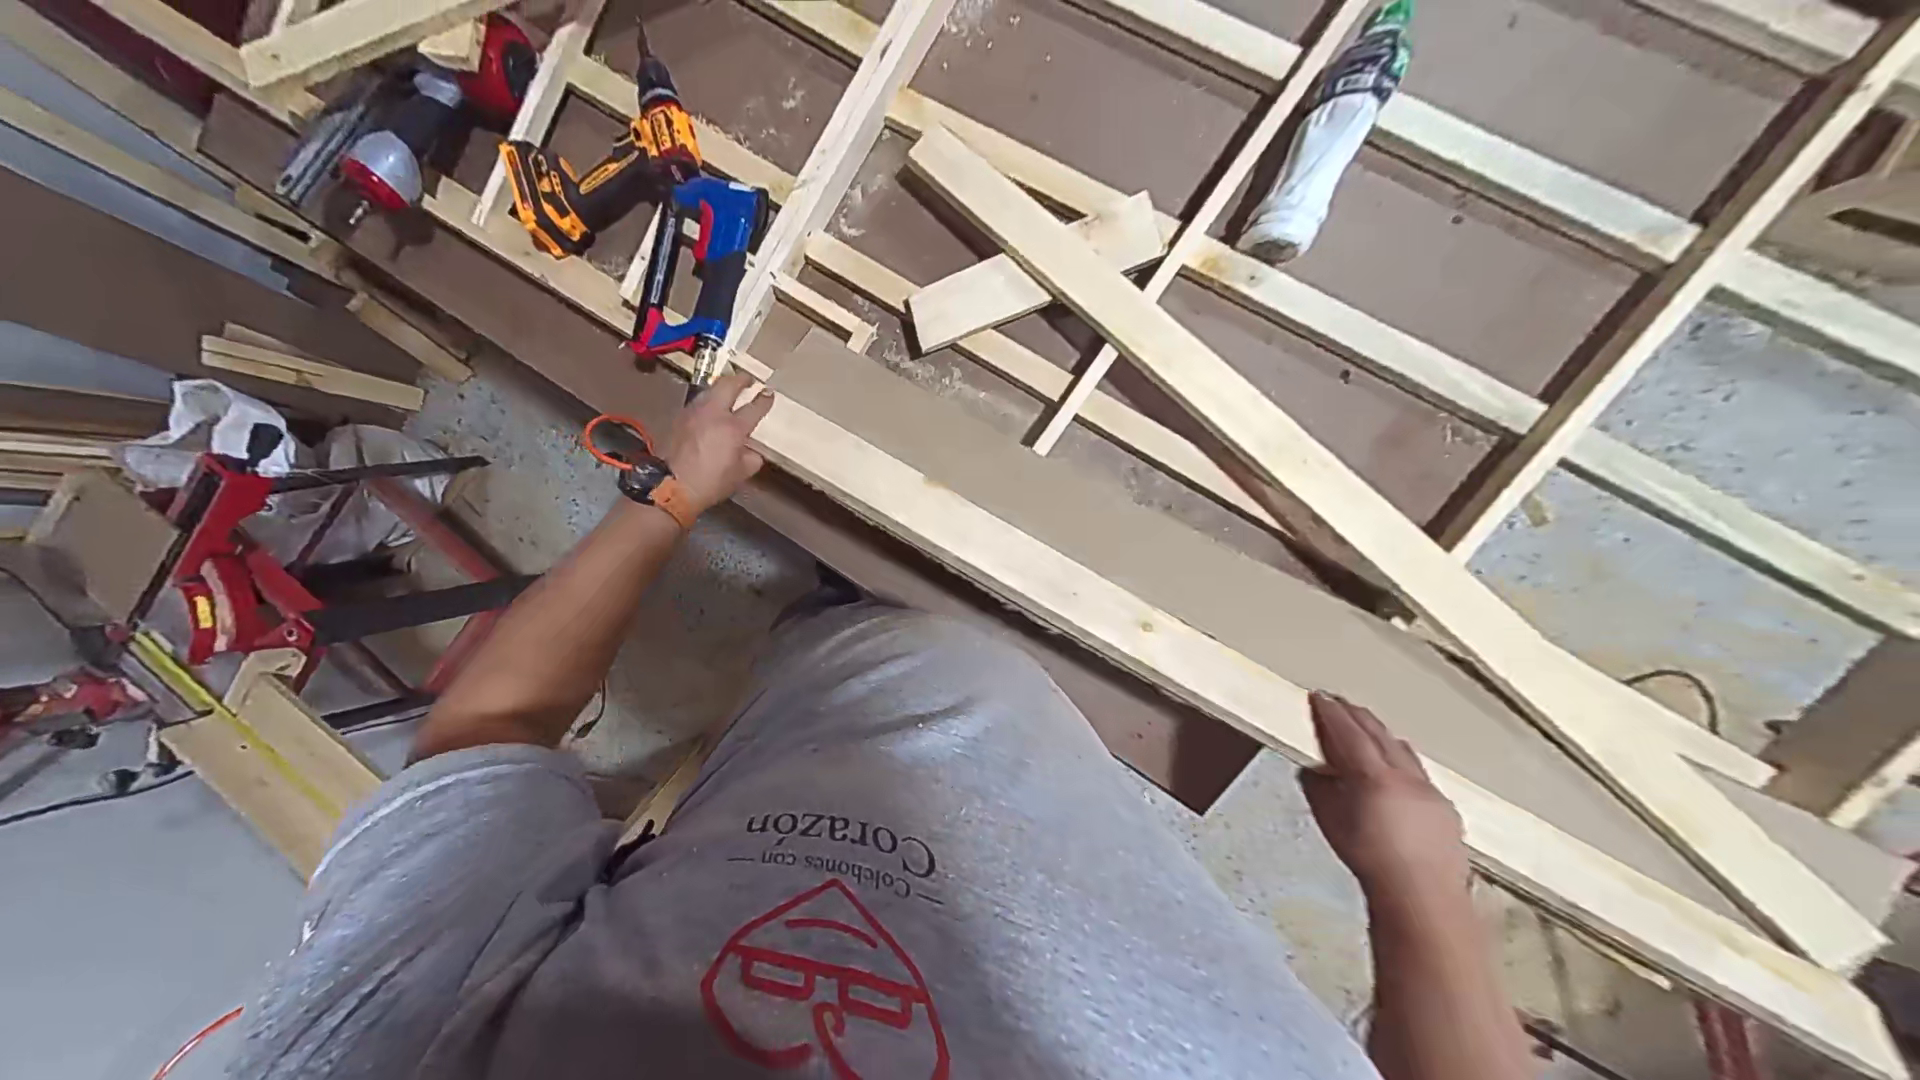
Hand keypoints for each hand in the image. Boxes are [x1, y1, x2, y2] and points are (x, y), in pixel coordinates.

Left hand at [661, 372, 775, 515]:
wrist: (673, 486)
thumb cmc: (711, 482)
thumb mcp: (741, 474)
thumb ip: (751, 458)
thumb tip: (751, 451)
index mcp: (733, 428)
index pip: (754, 408)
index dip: (764, 399)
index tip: (769, 393)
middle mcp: (714, 413)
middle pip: (728, 385)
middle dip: (741, 379)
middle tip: (748, 380)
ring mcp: (694, 413)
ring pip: (710, 389)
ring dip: (722, 387)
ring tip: (729, 390)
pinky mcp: (680, 418)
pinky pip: (698, 401)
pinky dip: (708, 399)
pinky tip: (711, 407)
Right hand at [1301, 691, 1469, 905]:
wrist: (1422, 897)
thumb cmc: (1371, 861)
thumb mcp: (1329, 820)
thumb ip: (1319, 787)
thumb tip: (1315, 770)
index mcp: (1375, 776)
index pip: (1348, 733)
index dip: (1331, 712)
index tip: (1319, 697)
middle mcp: (1406, 776)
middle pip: (1377, 733)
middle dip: (1355, 714)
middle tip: (1338, 701)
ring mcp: (1429, 790)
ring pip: (1402, 748)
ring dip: (1380, 731)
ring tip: (1366, 723)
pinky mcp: (1445, 807)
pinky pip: (1419, 769)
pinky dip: (1401, 755)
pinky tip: (1397, 759)